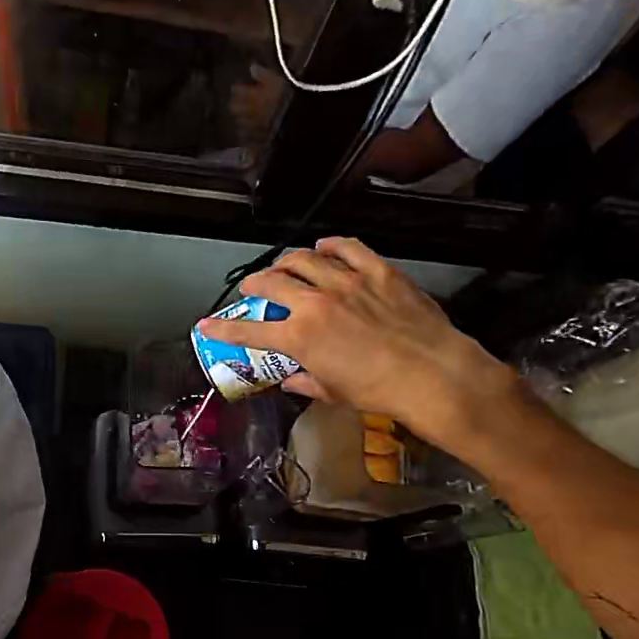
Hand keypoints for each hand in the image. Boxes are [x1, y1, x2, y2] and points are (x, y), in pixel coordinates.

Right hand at [196, 238, 523, 448]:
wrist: (431, 374)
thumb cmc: (379, 391)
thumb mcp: (335, 393)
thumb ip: (306, 382)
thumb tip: (291, 381)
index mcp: (300, 336)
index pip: (249, 330)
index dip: (223, 328)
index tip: (207, 324)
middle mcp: (316, 302)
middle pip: (272, 281)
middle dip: (255, 284)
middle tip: (253, 288)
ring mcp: (347, 281)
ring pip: (304, 258)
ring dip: (287, 261)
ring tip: (284, 265)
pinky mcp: (377, 271)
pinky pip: (348, 248)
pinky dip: (330, 246)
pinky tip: (324, 248)